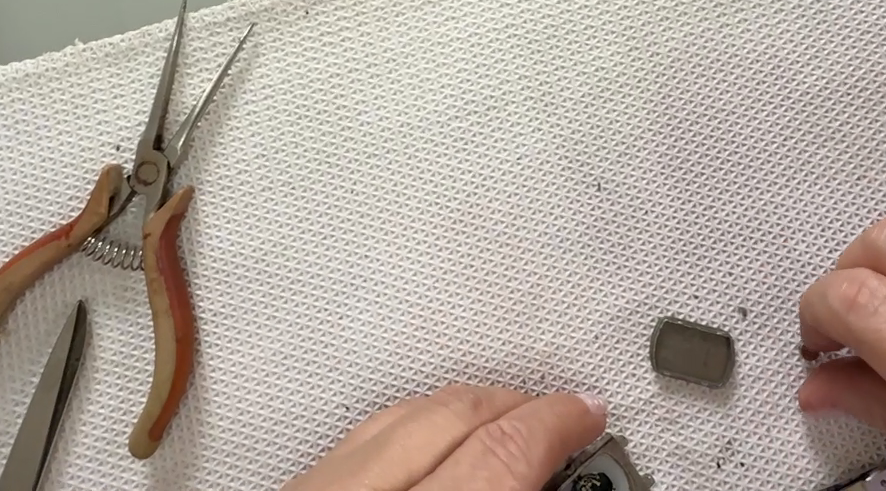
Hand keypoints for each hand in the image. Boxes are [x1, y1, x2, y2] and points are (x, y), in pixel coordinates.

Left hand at [283, 385, 606, 490]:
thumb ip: (507, 488)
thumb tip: (554, 468)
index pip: (500, 457)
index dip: (554, 425)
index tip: (590, 412)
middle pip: (454, 415)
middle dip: (518, 403)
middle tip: (562, 410)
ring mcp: (319, 485)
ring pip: (406, 410)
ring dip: (468, 404)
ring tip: (508, 412)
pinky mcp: (295, 485)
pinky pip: (365, 431)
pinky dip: (415, 420)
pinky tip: (436, 431)